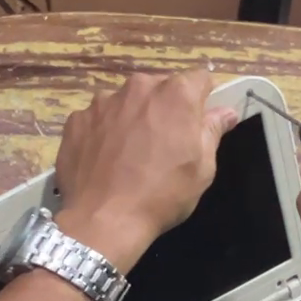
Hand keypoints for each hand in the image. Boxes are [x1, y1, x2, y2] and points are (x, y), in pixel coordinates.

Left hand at [53, 71, 240, 271]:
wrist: (104, 220)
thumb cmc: (162, 195)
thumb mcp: (202, 169)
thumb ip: (212, 132)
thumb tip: (224, 112)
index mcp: (176, 94)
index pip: (199, 80)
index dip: (202, 101)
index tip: (197, 124)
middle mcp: (138, 87)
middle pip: (159, 89)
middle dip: (163, 109)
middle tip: (161, 145)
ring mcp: (102, 102)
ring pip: (125, 103)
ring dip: (131, 119)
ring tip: (127, 155)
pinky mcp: (76, 121)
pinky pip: (96, 120)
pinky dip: (102, 134)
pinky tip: (103, 161)